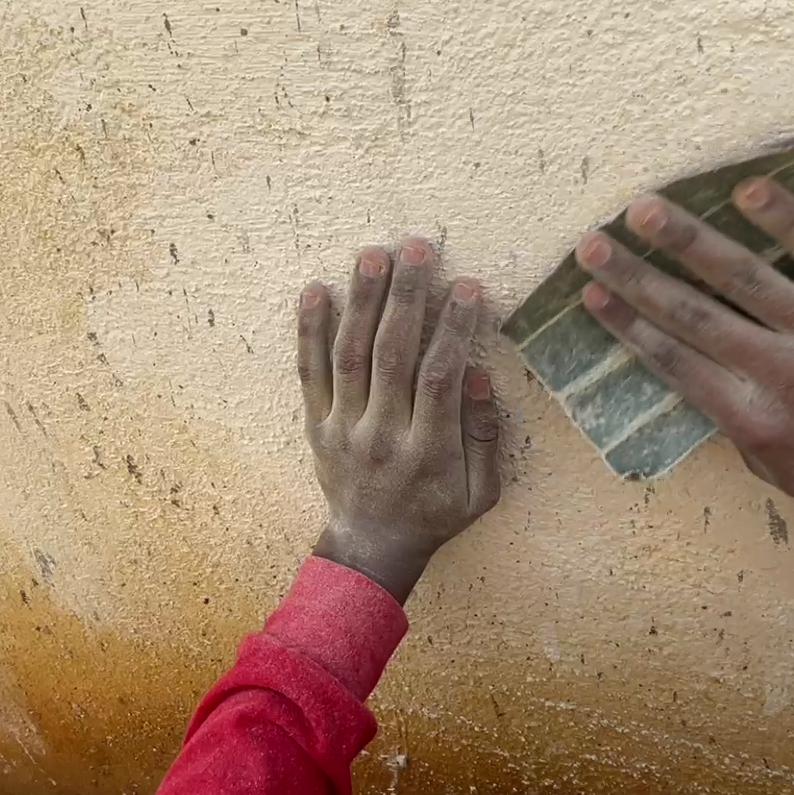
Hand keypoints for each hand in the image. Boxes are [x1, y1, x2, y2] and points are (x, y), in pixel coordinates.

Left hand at [296, 239, 502, 603]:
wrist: (371, 547)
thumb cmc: (434, 514)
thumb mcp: (481, 493)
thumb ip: (485, 435)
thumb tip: (476, 374)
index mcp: (427, 450)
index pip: (438, 376)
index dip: (453, 328)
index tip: (466, 285)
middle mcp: (381, 434)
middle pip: (391, 354)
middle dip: (406, 297)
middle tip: (416, 247)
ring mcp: (343, 428)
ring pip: (349, 355)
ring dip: (360, 301)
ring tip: (371, 255)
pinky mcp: (316, 425)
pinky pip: (309, 373)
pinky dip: (309, 332)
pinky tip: (314, 291)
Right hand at [574, 178, 793, 572]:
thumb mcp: (780, 473)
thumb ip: (732, 424)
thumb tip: (692, 373)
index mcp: (756, 421)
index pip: (673, 361)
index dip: (625, 323)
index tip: (589, 292)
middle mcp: (788, 377)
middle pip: (693, 314)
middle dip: (635, 276)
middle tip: (593, 243)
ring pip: (749, 278)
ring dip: (689, 240)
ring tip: (646, 209)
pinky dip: (791, 221)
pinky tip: (750, 191)